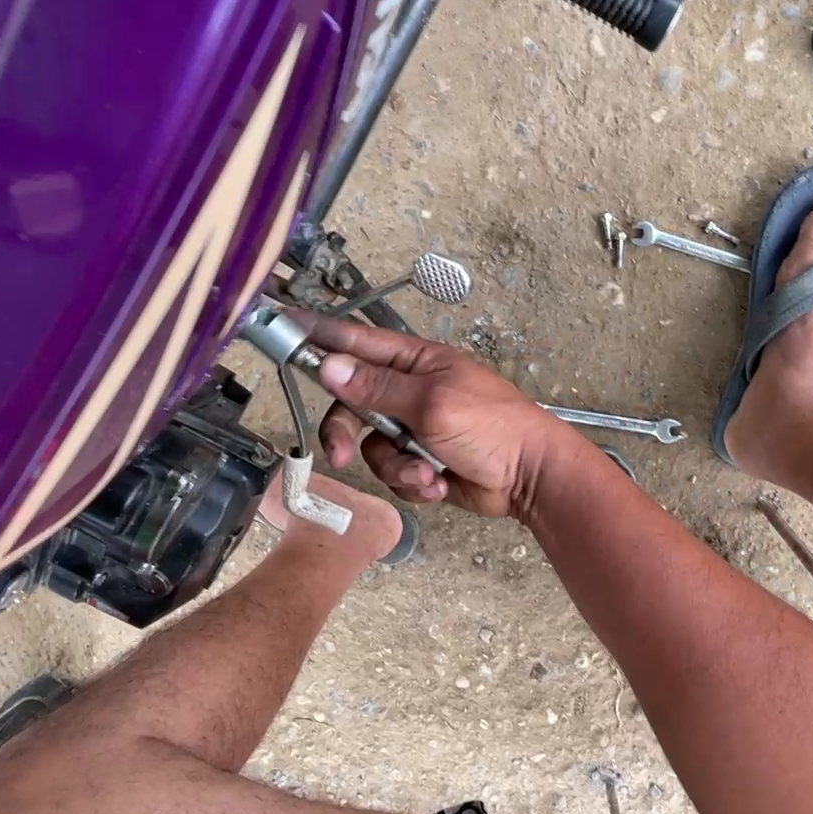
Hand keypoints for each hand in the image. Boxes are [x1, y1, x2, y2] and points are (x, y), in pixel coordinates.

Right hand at [304, 315, 578, 518]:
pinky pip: (394, 472)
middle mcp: (410, 391)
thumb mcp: (432, 402)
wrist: (529, 477)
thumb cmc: (492, 426)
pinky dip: (414, 482)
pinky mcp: (421, 461)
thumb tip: (330, 366)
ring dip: (396, 466)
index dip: (320, 338)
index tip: (283, 330)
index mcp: (416, 362)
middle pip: (351, 403)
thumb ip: (378, 388)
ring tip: (429, 472)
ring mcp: (415, 428)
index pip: (357, 343)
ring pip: (372, 446)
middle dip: (346, 432)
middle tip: (341, 454)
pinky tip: (441, 483)